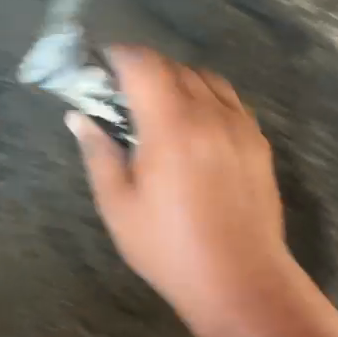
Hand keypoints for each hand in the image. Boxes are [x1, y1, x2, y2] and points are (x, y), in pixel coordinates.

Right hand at [68, 45, 295, 336]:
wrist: (238, 279)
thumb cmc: (166, 247)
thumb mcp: (117, 205)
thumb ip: (98, 153)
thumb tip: (80, 117)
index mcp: (171, 127)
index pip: (144, 65)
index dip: (118, 56)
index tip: (98, 64)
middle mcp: (210, 115)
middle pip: (174, 68)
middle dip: (143, 70)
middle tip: (118, 94)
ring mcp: (240, 127)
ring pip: (206, 80)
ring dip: (176, 81)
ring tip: (154, 107)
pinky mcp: (257, 143)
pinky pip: (228, 101)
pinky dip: (204, 98)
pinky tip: (190, 126)